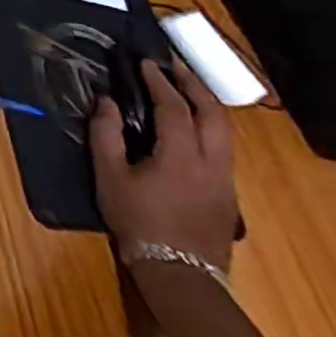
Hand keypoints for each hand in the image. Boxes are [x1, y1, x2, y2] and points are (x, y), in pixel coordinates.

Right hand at [91, 59, 238, 270]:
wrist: (179, 273)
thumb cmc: (138, 221)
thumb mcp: (109, 176)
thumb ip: (106, 134)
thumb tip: (106, 100)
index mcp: (181, 155)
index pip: (174, 107)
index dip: (160, 81)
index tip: (145, 63)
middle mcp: (212, 162)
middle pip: (214, 114)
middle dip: (194, 85)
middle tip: (174, 67)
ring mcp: (226, 179)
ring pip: (225, 131)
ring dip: (206, 105)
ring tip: (185, 89)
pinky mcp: (229, 194)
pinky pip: (223, 148)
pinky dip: (209, 126)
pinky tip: (192, 127)